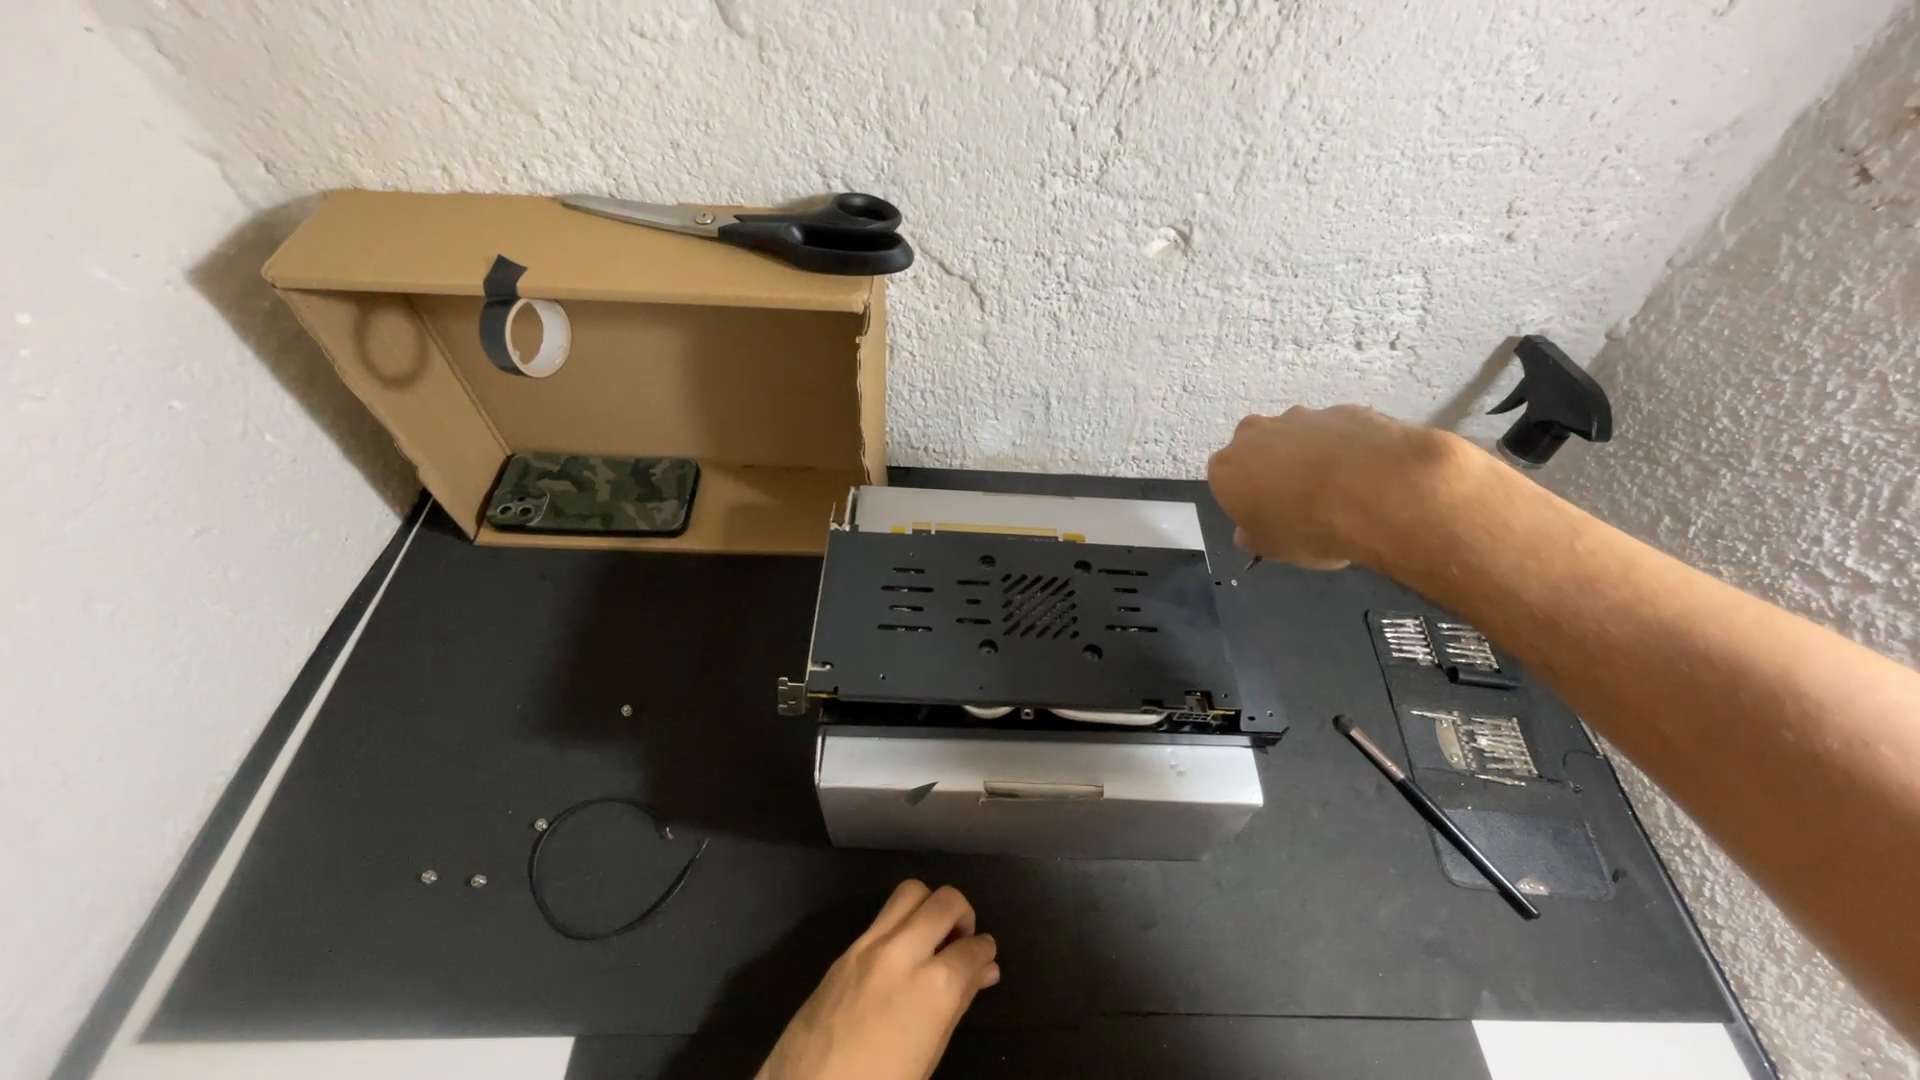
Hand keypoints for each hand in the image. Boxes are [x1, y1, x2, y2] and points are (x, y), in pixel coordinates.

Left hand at [757, 880, 999, 1079]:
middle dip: (963, 914)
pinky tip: (903, 952)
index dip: (985, 950)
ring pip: (910, 891)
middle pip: (944, 901)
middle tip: (961, 940)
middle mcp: (903, 952)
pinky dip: (902, 921)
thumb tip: (986, 971)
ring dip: (930, 905)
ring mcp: (869, 946)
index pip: (973, 948)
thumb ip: (959, 1003)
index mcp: (932, 986)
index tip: (985, 956)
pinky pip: (882, 916)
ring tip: (933, 936)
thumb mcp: (929, 1054)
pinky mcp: (845, 950)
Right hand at [1207, 405, 1469, 569]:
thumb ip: (1253, 536)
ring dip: (1312, 457)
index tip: (1270, 517)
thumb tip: (1248, 532)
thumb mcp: (1273, 548)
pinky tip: (1366, 474)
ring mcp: (1302, 417)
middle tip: (1303, 502)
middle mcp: (1255, 434)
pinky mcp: (1344, 410)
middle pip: (1260, 451)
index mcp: (1227, 468)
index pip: (1227, 483)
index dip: (1249, 500)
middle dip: (1276, 470)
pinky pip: (1339, 432)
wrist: (1378, 493)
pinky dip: (1348, 449)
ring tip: (1343, 489)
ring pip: (1299, 438)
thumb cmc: (1309, 527)